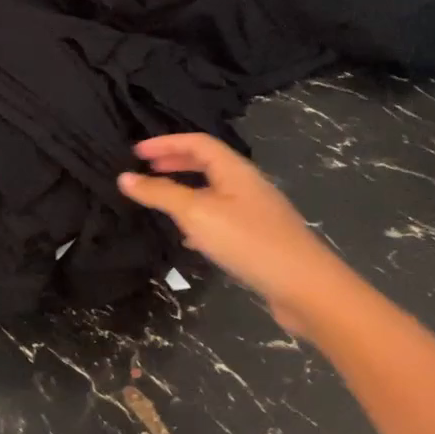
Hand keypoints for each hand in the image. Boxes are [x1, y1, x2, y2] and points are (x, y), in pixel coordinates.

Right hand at [119, 134, 350, 331]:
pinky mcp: (262, 239)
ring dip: (186, 190)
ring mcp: (258, 213)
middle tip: (146, 169)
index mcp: (235, 171)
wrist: (310, 290)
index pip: (197, 143)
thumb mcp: (196, 214)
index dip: (165, 143)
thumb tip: (124, 177)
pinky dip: (200, 217)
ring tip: (160, 201)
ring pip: (215, 192)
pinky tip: (189, 238)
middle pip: (208, 164)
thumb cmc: (249, 242)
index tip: (135, 152)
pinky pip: (223, 217)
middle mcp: (248, 186)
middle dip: (175, 163)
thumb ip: (159, 194)